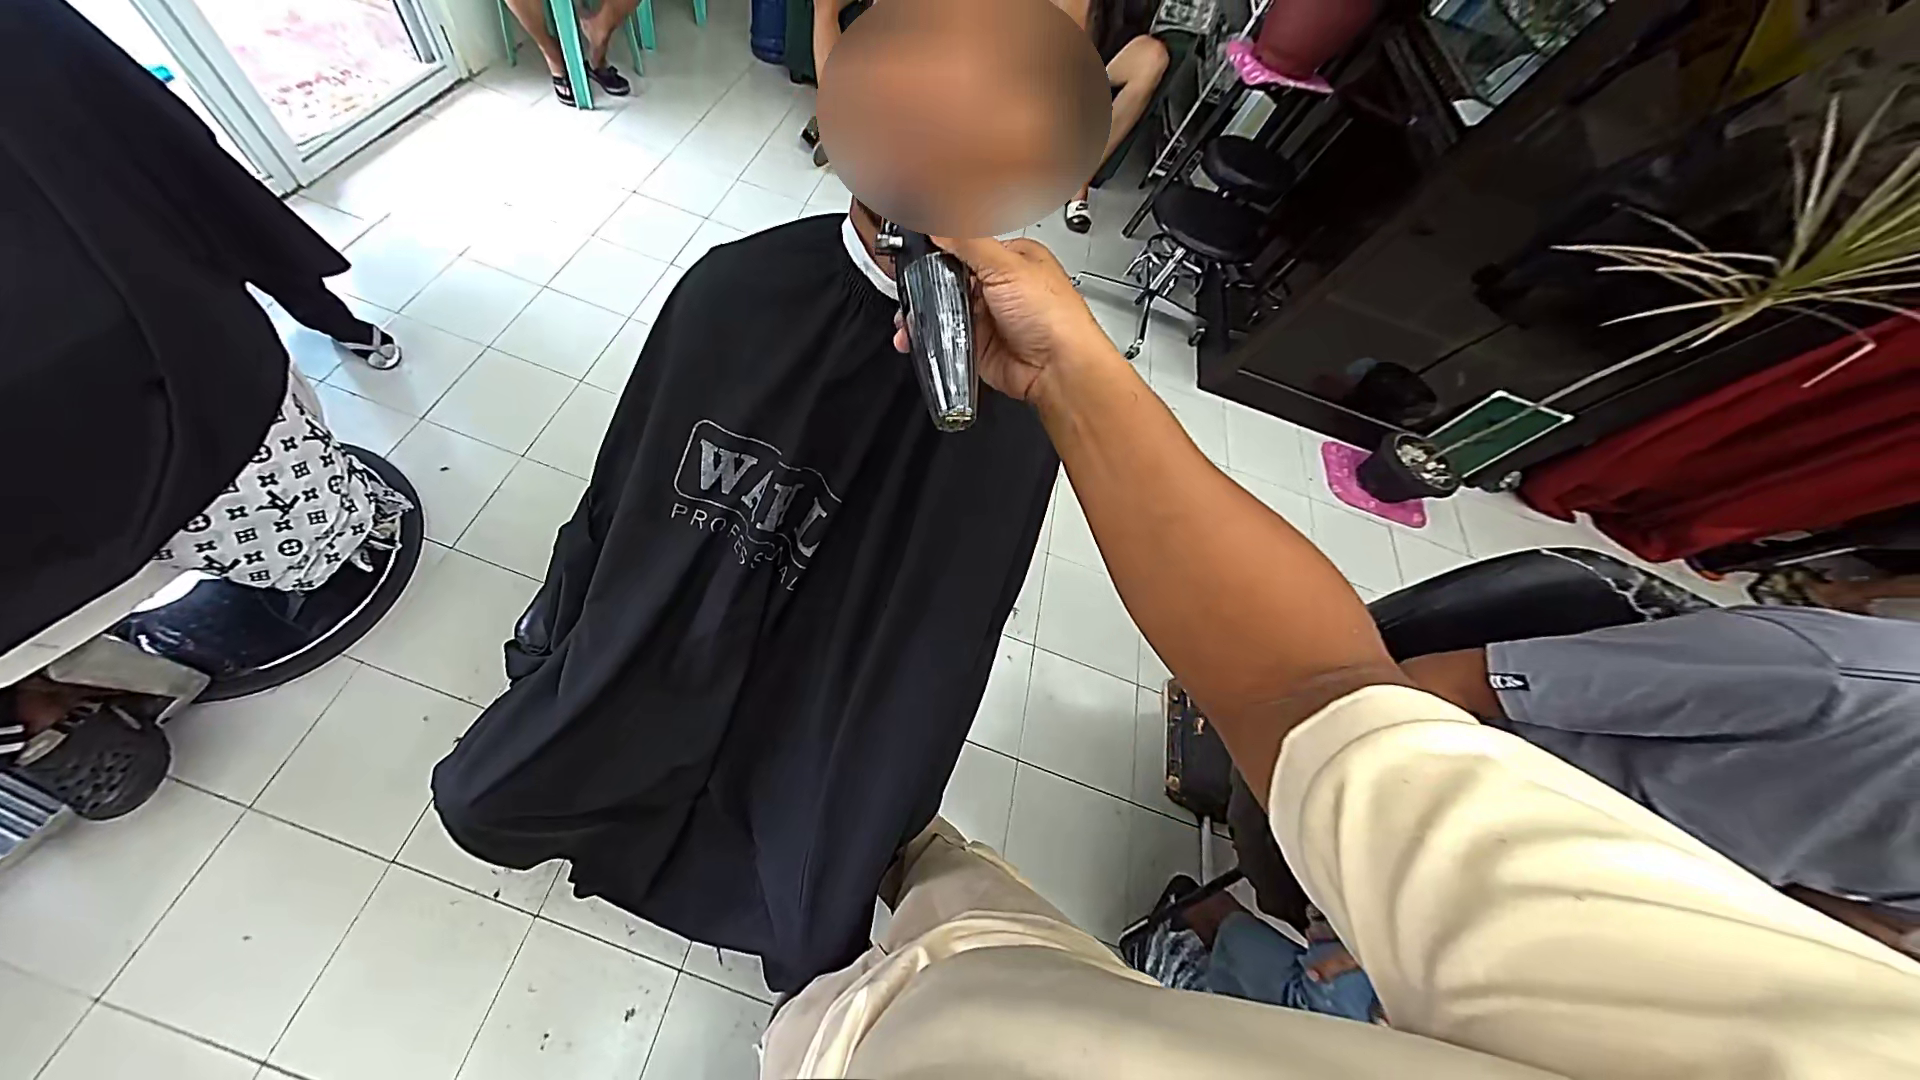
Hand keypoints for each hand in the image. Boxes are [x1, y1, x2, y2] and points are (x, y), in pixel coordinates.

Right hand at [892, 235, 1115, 405]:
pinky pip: (950, 340)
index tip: (918, 252)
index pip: (968, 247)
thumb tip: (939, 225)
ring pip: (948, 312)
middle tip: (912, 290)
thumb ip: (969, 243)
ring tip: (914, 317)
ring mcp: (990, 320)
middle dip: (931, 287)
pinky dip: (934, 339)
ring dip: (929, 315)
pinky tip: (924, 336)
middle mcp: (1001, 290)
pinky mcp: (980, 348)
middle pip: (954, 281)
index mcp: (1013, 260)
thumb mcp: (1006, 266)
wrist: (1057, 368)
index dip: (943, 250)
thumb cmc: (1053, 317)